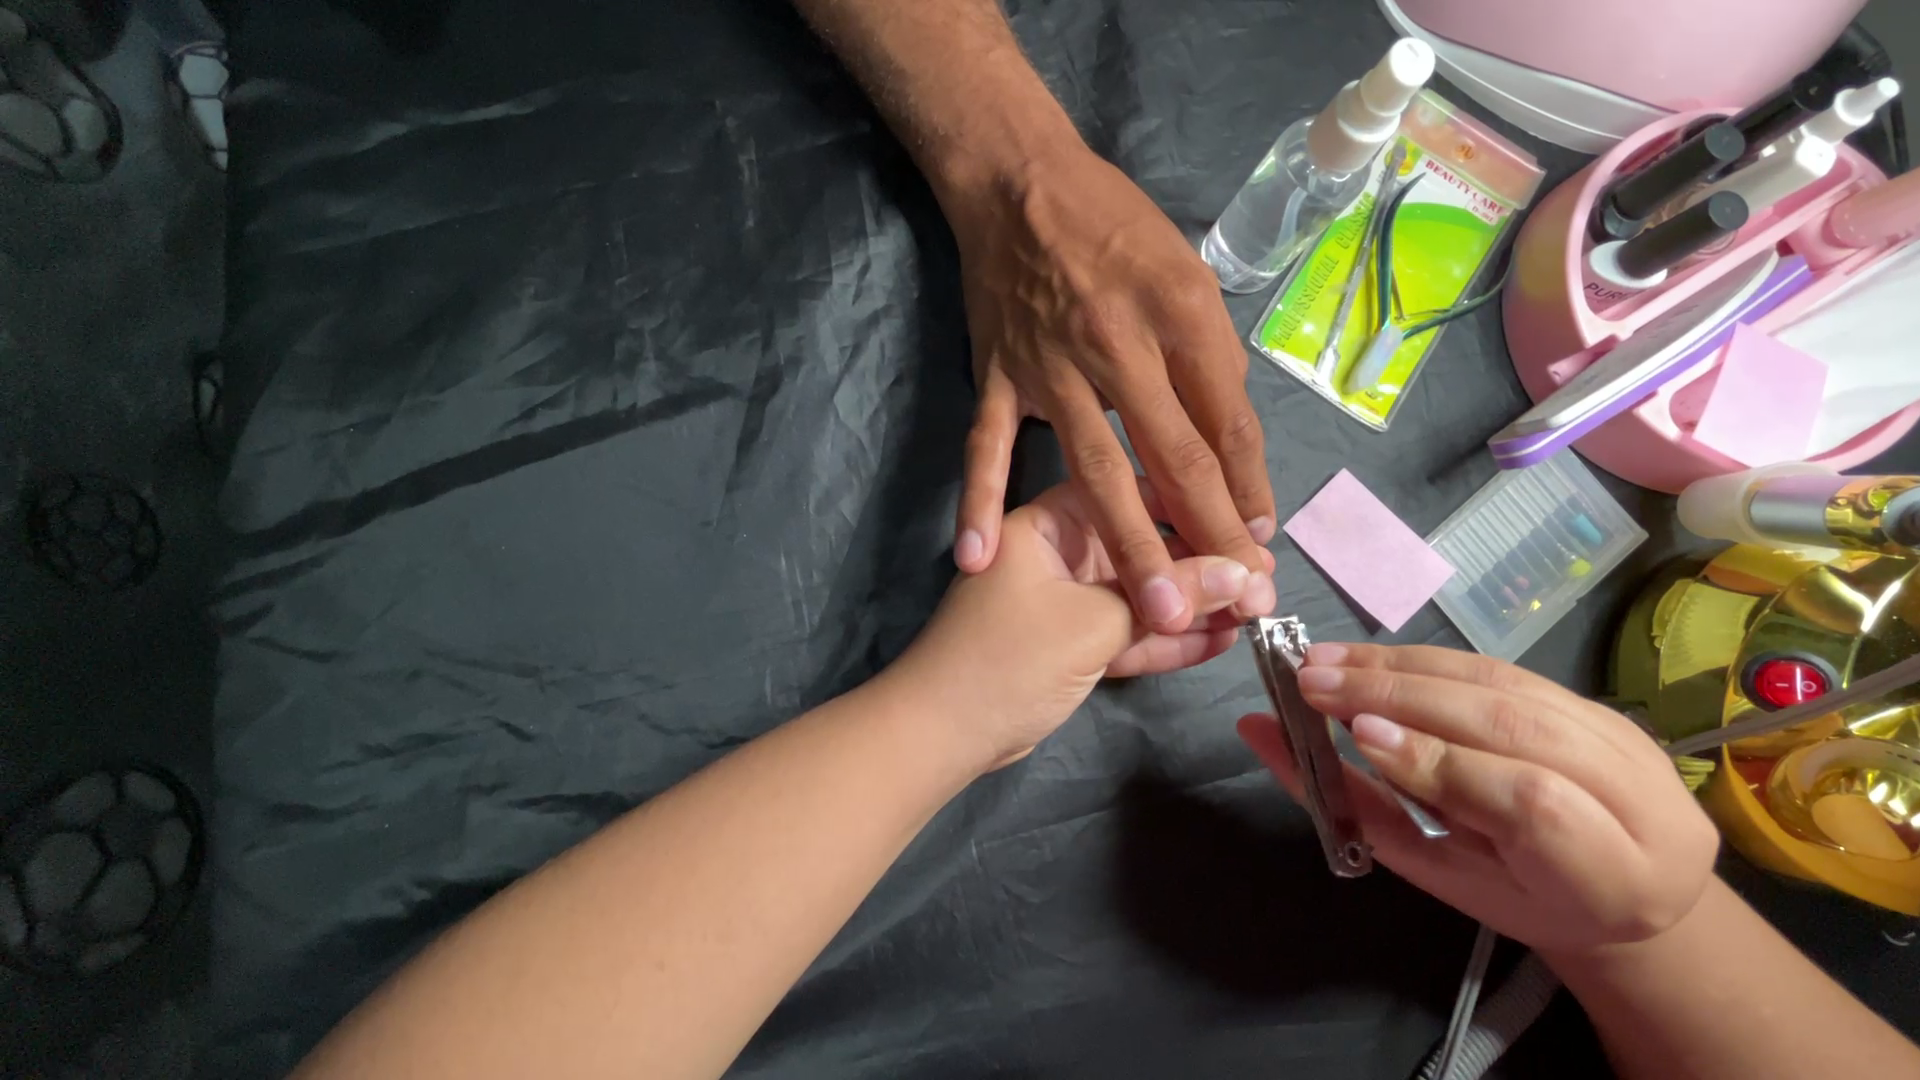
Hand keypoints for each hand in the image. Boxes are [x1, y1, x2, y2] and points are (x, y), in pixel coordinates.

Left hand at [890, 481, 1251, 773]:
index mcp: (1047, 524)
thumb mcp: (1091, 622)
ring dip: (1193, 609)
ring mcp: (1068, 602)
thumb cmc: (1007, 658)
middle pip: (1142, 551)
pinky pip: (1129, 634)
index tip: (1246, 529)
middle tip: (1264, 584)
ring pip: (1142, 597)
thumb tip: (1244, 575)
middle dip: (1202, 569)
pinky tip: (1221, 639)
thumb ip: (1166, 598)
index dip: (1189, 512)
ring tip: (1257, 613)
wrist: (944, 734)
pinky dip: (1168, 640)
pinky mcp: (1074, 645)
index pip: (1128, 498)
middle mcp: (1060, 554)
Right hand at [942, 146, 1276, 632]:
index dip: (1250, 491)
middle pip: (1175, 458)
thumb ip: (1209, 357)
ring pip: (1096, 469)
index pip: (1228, 423)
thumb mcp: (1186, 272)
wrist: (1019, 183)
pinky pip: (985, 448)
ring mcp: (1052, 369)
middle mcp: (1121, 346)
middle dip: (1211, 537)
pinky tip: (979, 559)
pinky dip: (978, 502)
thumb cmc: (1114, 224)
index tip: (1259, 547)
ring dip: (1130, 544)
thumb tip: (1226, 440)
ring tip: (1156, 612)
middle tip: (1236, 606)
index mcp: (1181, 314)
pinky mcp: (997, 379)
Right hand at [1237, 644, 1719, 954]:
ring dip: (1404, 665)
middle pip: (1514, 725)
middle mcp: (1640, 800)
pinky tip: (1372, 658)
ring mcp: (1627, 742)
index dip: (1439, 760)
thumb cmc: (1510, 896)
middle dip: (1401, 694)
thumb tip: (1256, 729)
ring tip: (1327, 660)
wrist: (1620, 889)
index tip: (1354, 731)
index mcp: (1609, 877)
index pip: (1526, 803)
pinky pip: (1503, 669)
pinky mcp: (1601, 706)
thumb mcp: (1430, 871)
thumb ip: (1347, 801)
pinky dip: (1428, 659)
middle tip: (1312, 680)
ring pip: (1506, 684)